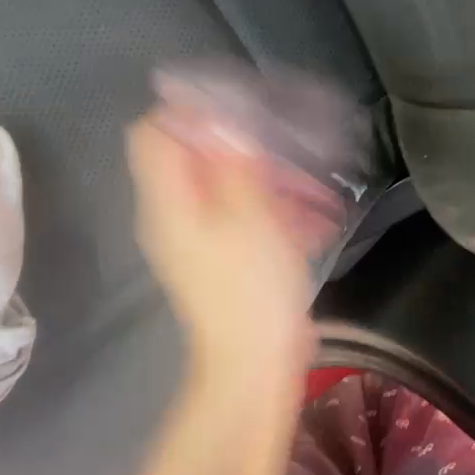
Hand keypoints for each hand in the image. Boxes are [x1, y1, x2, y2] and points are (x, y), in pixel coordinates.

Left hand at [126, 104, 313, 388]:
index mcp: (170, 201)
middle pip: (198, 160)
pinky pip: (246, 222)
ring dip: (274, 184)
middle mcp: (176, 216)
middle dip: (249, 151)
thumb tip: (221, 118)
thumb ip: (234, 162)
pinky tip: (317, 222)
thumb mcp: (250, 214)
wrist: (255, 364)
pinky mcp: (227, 264)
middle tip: (294, 153)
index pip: (155, 132)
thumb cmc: (251, 287)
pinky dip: (278, 215)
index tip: (239, 110)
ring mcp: (201, 243)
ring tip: (319, 194)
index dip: (190, 112)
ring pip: (230, 191)